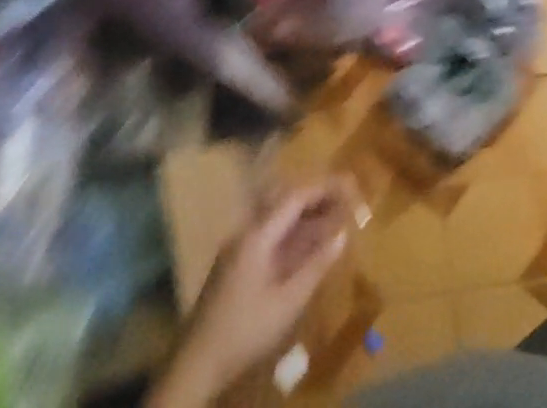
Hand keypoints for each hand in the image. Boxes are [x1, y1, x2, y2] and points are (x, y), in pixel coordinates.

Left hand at [157, 179, 353, 404]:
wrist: (198, 360)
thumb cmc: (247, 329)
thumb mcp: (288, 301)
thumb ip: (316, 265)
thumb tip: (342, 234)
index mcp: (256, 237)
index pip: (292, 199)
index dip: (322, 190)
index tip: (348, 186)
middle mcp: (245, 234)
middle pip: (282, 204)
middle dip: (314, 198)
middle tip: (344, 199)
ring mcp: (238, 249)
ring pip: (276, 220)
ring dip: (304, 216)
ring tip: (334, 218)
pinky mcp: (237, 264)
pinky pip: (269, 236)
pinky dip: (292, 234)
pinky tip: (309, 245)